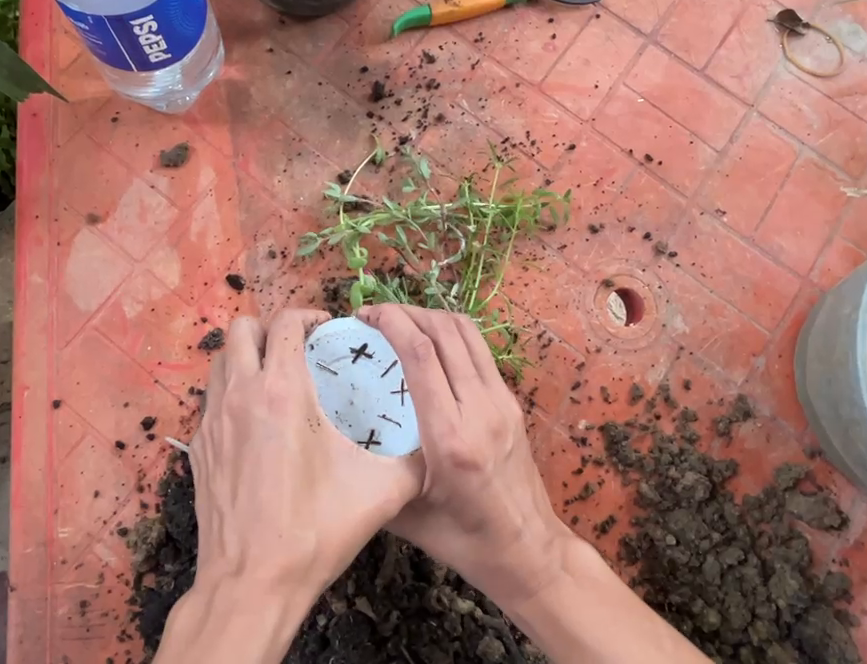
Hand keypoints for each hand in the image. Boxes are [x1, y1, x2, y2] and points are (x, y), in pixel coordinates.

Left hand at [176, 309, 423, 629]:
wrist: (252, 584)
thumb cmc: (316, 531)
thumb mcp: (379, 490)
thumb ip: (410, 454)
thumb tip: (429, 434)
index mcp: (282, 391)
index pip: (286, 322)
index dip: (309, 316)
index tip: (327, 332)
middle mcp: (241, 394)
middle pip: (242, 328)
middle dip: (272, 329)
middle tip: (298, 349)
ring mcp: (213, 420)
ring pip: (222, 359)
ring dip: (248, 355)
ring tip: (276, 376)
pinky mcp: (199, 447)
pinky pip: (213, 397)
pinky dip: (233, 390)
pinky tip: (257, 420)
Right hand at [360, 303, 571, 610]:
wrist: (531, 553)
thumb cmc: (465, 543)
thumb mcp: (408, 517)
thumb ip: (374, 476)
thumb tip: (335, 442)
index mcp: (450, 438)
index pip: (421, 356)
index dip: (391, 323)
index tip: (364, 316)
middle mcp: (480, 409)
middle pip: (443, 332)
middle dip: (406, 312)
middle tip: (374, 315)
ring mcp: (501, 401)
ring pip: (466, 332)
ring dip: (430, 316)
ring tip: (400, 321)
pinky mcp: (511, 401)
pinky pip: (479, 349)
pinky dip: (451, 332)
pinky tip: (429, 343)